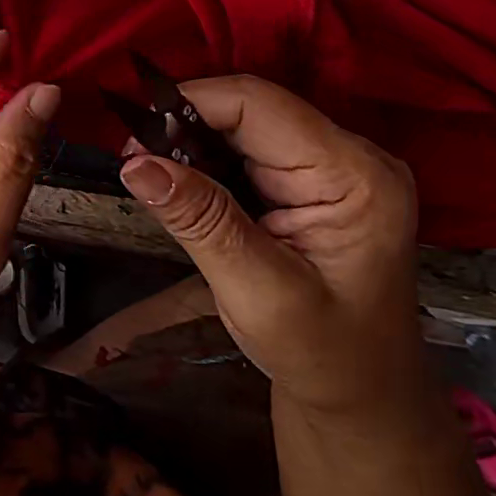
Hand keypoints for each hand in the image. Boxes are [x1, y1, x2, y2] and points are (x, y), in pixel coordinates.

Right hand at [118, 76, 427, 416]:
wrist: (362, 391)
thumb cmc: (323, 353)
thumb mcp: (256, 291)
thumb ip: (200, 221)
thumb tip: (135, 164)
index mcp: (353, 175)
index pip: (257, 104)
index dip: (188, 106)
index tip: (133, 144)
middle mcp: (348, 155)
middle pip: (248, 108)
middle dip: (183, 127)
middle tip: (136, 166)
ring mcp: (331, 165)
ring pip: (241, 124)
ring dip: (189, 144)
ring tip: (154, 179)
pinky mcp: (310, 178)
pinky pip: (244, 147)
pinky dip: (204, 161)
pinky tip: (184, 190)